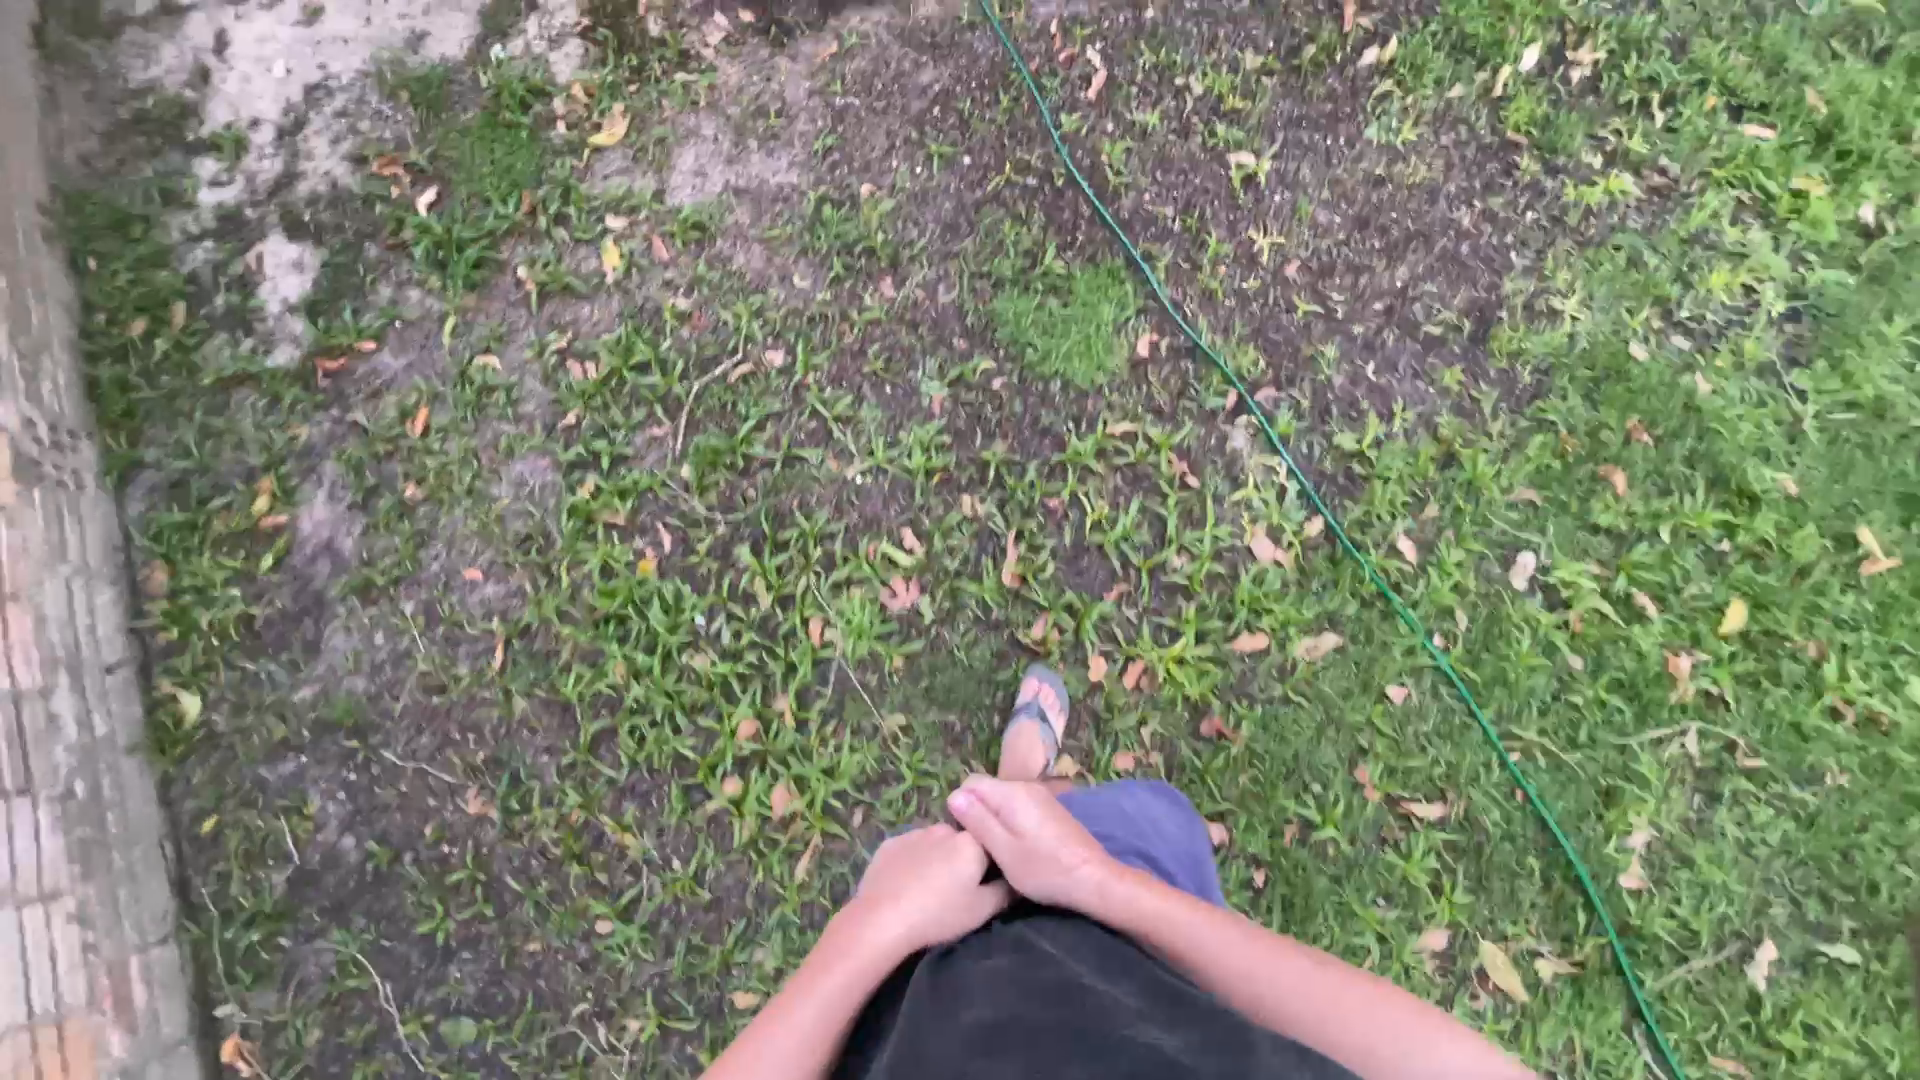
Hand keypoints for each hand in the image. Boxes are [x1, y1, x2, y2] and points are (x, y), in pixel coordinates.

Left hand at [843, 825, 1011, 956]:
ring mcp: (914, 833)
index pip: (989, 842)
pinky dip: (912, 861)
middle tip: (956, 887)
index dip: (989, 861)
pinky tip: (906, 884)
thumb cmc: (938, 915)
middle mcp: (944, 829)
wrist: (882, 918)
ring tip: (929, 887)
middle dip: (962, 858)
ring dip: (937, 857)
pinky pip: (909, 848)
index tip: (984, 880)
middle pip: (961, 841)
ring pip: (934, 842)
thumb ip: (1004, 892)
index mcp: (970, 842)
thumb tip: (1017, 879)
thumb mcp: (980, 911)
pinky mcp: (890, 843)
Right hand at [945, 775, 1120, 912]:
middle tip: (979, 847)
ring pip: (1003, 800)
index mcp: (1012, 793)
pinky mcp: (1051, 810)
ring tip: (997, 850)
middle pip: (988, 790)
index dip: (961, 806)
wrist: (1094, 879)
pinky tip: (1018, 847)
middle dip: (978, 813)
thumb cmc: (1045, 869)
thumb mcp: (1004, 850)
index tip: (964, 835)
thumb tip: (954, 796)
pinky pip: (1019, 807)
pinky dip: (1011, 822)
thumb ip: (978, 821)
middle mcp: (1027, 787)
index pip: (971, 783)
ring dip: (995, 820)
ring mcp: (1042, 797)